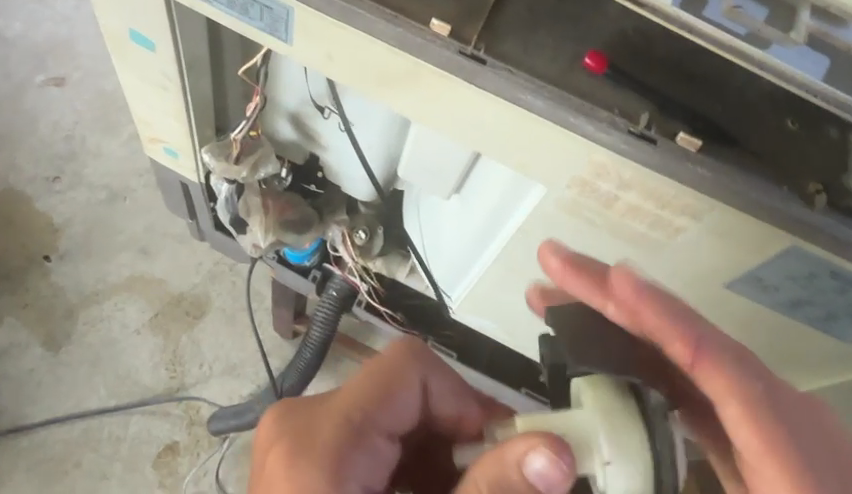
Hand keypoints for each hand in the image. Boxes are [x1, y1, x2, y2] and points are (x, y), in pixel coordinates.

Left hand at [248, 335, 576, 493]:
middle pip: (403, 396)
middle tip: (503, 485)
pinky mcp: (298, 470)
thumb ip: (489, 493)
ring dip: (438, 462)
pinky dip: (408, 477)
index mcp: (323, 436)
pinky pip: (367, 449)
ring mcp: (293, 447)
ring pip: (390, 423)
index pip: (412, 369)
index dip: (467, 402)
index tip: (507, 453)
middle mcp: (301, 424)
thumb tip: (557, 451)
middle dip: (459, 441)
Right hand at [527, 241, 851, 493]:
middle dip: (622, 300)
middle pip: (697, 343)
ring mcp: (782, 427)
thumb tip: (614, 465)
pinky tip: (616, 354)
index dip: (665, 320)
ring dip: (629, 326)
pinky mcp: (771, 443)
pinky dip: (655, 362)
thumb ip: (689, 482)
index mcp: (793, 457)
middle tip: (552, 267)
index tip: (615, 278)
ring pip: (695, 360)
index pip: (720, 369)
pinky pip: (704, 388)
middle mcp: (790, 420)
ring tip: (563, 302)